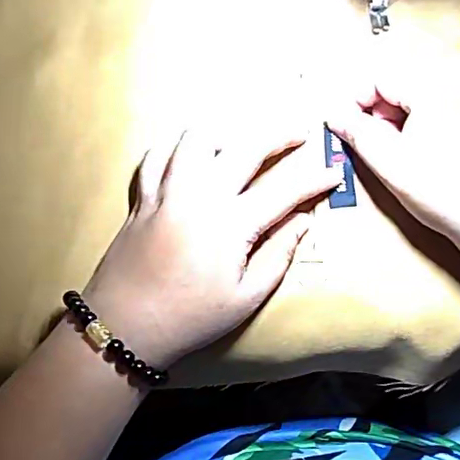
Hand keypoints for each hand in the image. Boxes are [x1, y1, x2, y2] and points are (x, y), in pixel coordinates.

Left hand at [81, 125, 343, 366]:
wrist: (125, 326)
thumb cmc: (191, 318)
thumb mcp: (246, 297)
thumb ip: (278, 255)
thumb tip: (303, 222)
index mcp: (230, 225)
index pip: (283, 190)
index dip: (313, 179)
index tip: (333, 172)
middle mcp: (199, 197)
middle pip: (244, 147)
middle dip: (278, 134)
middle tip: (299, 133)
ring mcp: (166, 193)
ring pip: (195, 139)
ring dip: (226, 132)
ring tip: (242, 140)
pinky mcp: (142, 198)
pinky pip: (157, 157)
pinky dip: (176, 148)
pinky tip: (190, 156)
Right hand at [326, 75, 459, 260]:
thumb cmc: (451, 194)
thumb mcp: (390, 163)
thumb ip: (358, 133)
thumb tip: (338, 117)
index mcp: (436, 86)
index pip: (383, 75)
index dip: (359, 100)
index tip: (349, 123)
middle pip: (407, 80)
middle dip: (384, 108)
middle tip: (376, 140)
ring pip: (430, 92)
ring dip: (408, 114)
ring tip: (404, 150)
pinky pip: (454, 104)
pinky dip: (434, 120)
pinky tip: (431, 152)